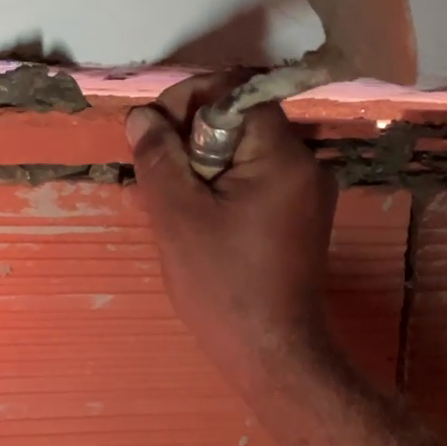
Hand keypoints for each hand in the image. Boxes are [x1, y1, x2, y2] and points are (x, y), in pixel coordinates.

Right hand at [126, 88, 337, 384]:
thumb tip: (142, 116)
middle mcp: (305, 164)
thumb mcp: (177, 216)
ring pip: (241, 155)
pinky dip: (218, 189)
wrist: (271, 352)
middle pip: (238, 122)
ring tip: (159, 201)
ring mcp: (305, 194)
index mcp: (282, 155)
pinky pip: (252, 183)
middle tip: (150, 173)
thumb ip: (158, 158)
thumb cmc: (222, 284)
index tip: (152, 133)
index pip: (234, 93)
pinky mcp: (298, 219)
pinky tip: (186, 219)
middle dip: (187, 139)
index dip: (187, 101)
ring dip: (197, 167)